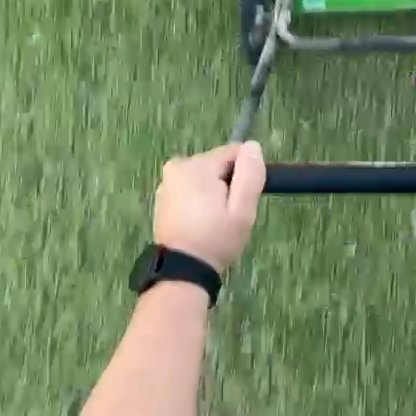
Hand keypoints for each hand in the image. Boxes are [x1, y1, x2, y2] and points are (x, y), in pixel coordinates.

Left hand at [154, 142, 265, 272]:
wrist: (182, 269)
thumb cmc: (216, 239)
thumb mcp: (242, 210)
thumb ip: (250, 175)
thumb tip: (253, 146)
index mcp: (197, 165)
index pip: (233, 153)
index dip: (245, 175)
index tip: (243, 201)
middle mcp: (177, 166)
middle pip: (217, 165)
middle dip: (228, 185)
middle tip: (229, 215)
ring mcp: (167, 182)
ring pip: (204, 178)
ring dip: (213, 194)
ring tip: (214, 222)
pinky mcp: (163, 197)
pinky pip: (190, 190)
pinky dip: (198, 201)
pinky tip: (200, 223)